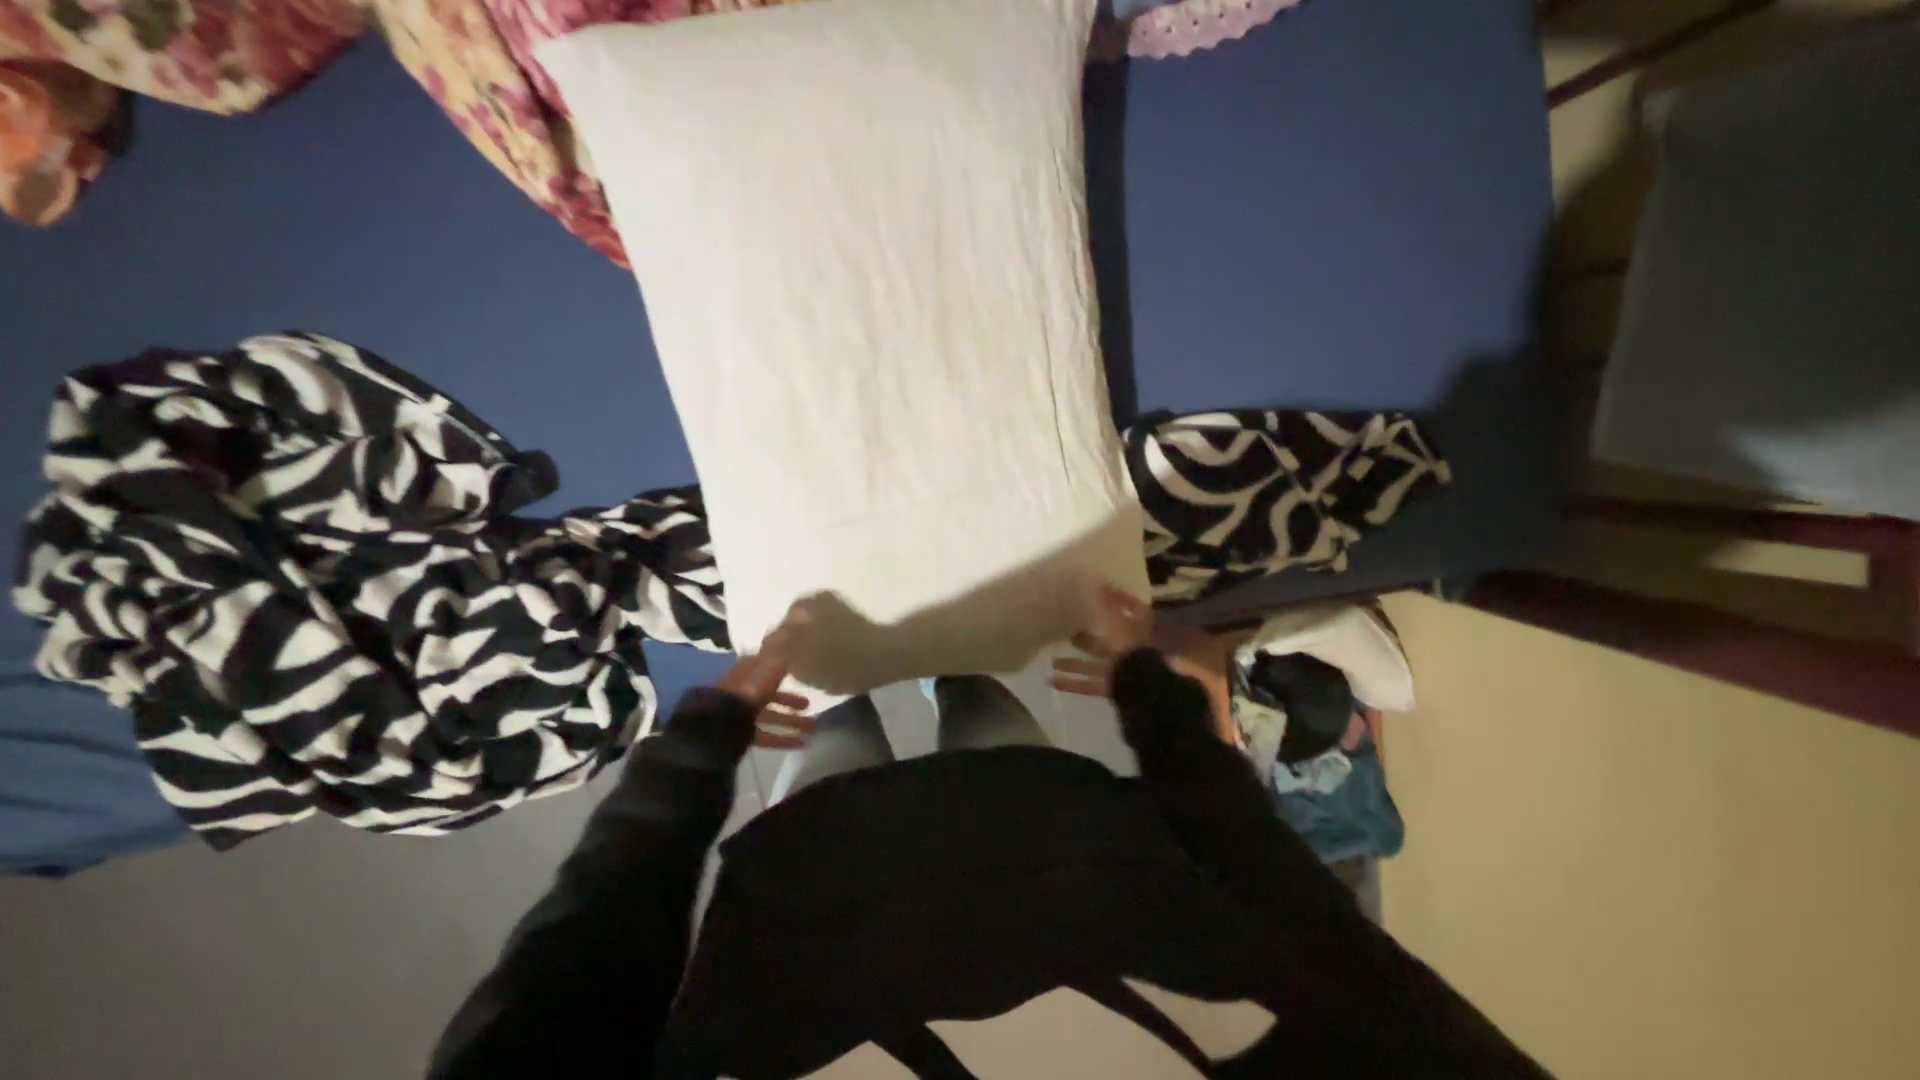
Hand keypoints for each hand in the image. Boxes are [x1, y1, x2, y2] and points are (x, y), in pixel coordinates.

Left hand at [715, 604, 813, 749]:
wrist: (718, 726)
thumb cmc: (749, 690)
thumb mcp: (771, 661)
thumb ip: (787, 639)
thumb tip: (805, 609)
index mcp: (749, 669)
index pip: (765, 661)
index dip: (781, 662)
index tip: (799, 665)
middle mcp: (744, 689)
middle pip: (770, 691)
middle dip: (789, 698)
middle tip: (809, 703)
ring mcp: (741, 713)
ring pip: (770, 715)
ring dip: (791, 720)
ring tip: (813, 728)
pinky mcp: (741, 734)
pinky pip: (766, 735)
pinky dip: (784, 738)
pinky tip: (801, 744)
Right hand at [1049, 580, 1153, 697]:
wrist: (1138, 685)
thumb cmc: (1126, 647)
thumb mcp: (1112, 620)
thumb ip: (1103, 603)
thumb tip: (1096, 582)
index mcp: (1136, 628)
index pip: (1134, 608)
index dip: (1122, 598)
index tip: (1102, 592)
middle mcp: (1129, 647)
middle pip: (1107, 638)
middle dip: (1087, 636)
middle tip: (1066, 630)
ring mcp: (1120, 669)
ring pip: (1093, 663)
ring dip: (1073, 662)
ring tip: (1052, 660)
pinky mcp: (1110, 686)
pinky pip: (1088, 683)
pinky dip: (1070, 683)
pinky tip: (1051, 681)